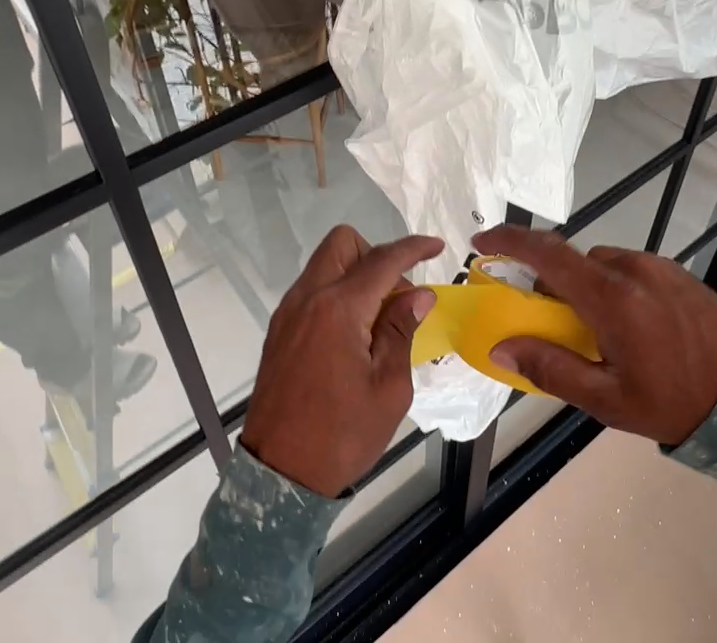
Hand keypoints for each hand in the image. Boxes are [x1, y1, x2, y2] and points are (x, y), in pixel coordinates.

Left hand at [240, 226, 443, 495]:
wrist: (280, 473)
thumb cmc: (343, 435)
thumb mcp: (389, 387)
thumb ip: (401, 330)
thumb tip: (418, 293)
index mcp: (338, 309)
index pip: (382, 259)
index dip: (413, 247)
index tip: (436, 246)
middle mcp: (308, 298)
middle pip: (342, 244)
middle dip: (376, 255)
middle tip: (399, 296)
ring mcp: (288, 312)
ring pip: (324, 264)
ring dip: (356, 274)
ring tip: (381, 320)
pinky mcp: (280, 330)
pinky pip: (312, 289)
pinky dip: (337, 293)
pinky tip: (355, 332)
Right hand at [474, 226, 716, 446]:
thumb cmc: (676, 402)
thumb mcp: (607, 400)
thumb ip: (550, 368)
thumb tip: (500, 346)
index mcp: (612, 298)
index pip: (548, 253)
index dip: (509, 241)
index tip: (480, 240)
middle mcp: (633, 269)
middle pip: (572, 262)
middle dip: (550, 285)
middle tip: (547, 324)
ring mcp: (658, 267)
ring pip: (600, 267)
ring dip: (584, 290)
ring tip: (596, 335)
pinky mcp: (677, 272)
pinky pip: (628, 271)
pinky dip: (612, 289)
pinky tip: (629, 328)